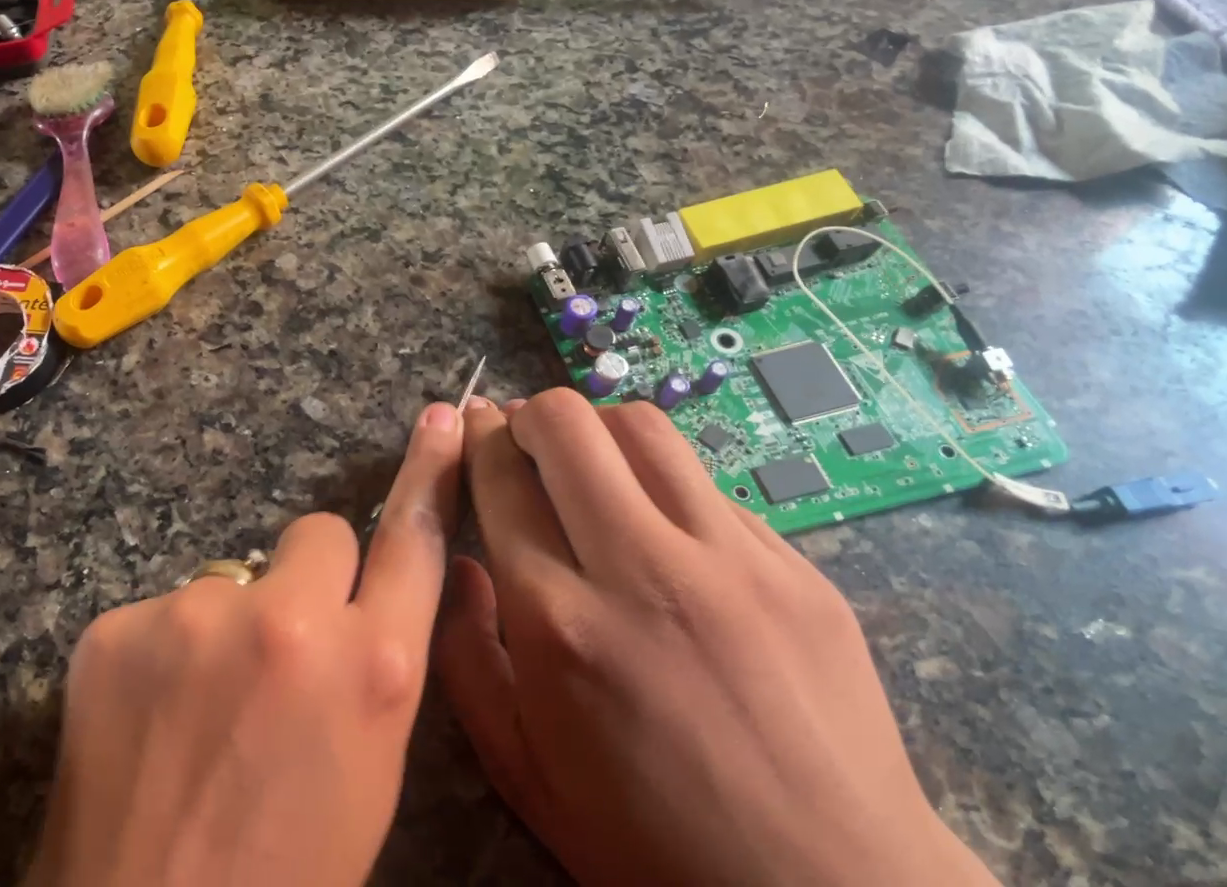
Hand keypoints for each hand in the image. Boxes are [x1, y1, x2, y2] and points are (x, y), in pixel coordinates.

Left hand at [27, 402, 465, 886]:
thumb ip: (374, 671)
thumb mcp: (368, 774)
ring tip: (202, 710)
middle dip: (311, 578)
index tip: (439, 422)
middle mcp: (291, 623)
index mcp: (374, 673)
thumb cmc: (284, 871)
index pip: (415, 542)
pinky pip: (160, 614)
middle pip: (318, 534)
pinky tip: (148, 718)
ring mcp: (195, 616)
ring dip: (229, 625)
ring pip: (234, 577)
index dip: (429, 478)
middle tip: (284, 648)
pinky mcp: (117, 625)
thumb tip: (362, 601)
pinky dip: (160, 652)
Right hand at [437, 391, 997, 886]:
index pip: (501, 479)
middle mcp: (642, 570)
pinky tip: (665, 534)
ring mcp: (732, 563)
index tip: (471, 425)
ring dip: (599, 430)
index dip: (477, 438)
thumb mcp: (520, 768)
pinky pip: (710, 487)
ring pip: (646, 430)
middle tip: (521, 440)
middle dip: (529, 414)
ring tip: (589, 466)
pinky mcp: (796, 570)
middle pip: (569, 425)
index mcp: (558, 622)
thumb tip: (458, 564)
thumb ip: (465, 656)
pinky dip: (666, 486)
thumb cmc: (648, 840)